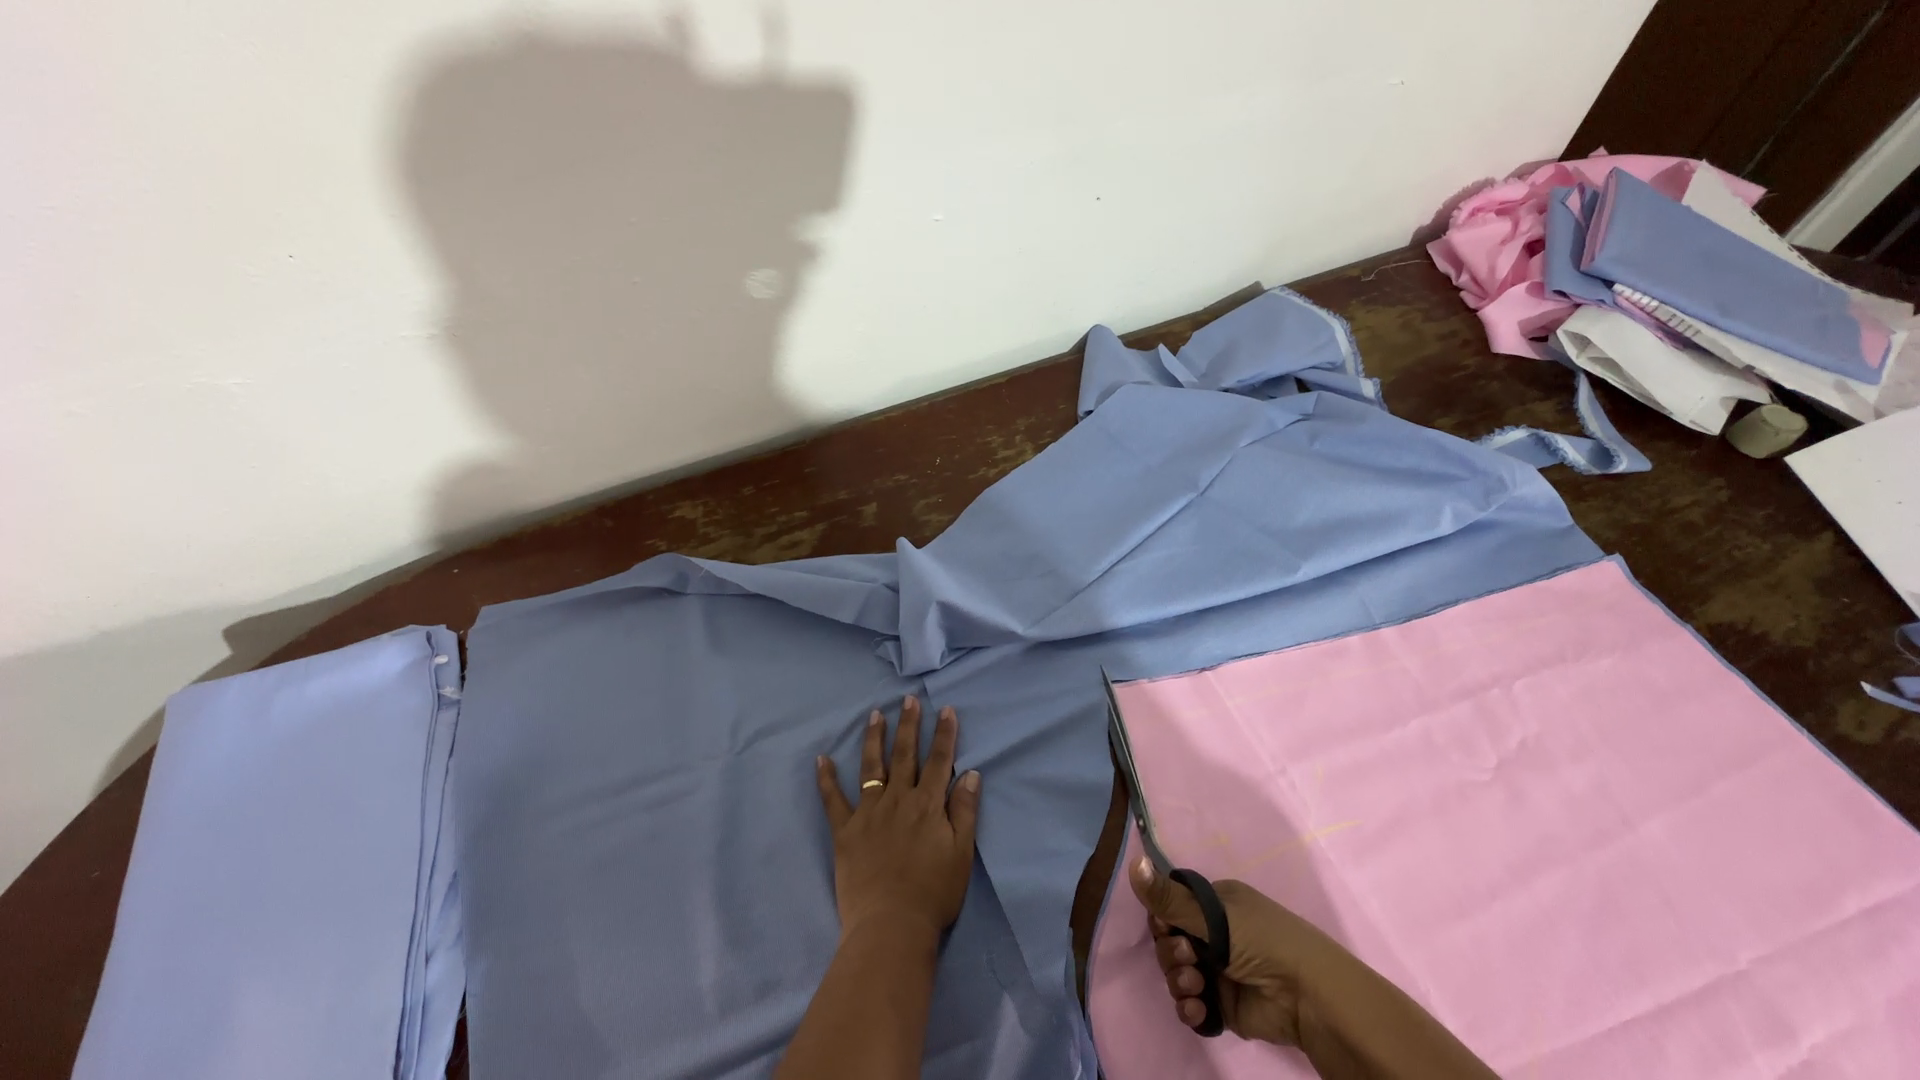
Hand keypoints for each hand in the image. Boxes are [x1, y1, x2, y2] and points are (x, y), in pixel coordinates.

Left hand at [815, 697, 980, 939]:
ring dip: (874, 739)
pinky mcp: (845, 831)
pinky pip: (832, 800)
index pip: (939, 761)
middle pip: (905, 755)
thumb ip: (965, 811)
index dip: (944, 734)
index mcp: (928, 805)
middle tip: (908, 700)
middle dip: (909, 725)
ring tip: (875, 715)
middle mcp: (898, 800)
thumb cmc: (934, 893)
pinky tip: (821, 759)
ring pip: (872, 767)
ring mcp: (868, 813)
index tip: (945, 709)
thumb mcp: (962, 853)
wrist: (891, 924)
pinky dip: (826, 779)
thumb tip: (970, 773)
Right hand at [1130, 857, 1313, 1045]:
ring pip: (1175, 974)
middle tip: (1189, 957)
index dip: (1161, 920)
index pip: (1170, 908)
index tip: (1165, 927)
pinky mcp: (1221, 1005)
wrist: (1306, 996)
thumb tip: (1133, 862)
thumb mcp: (1214, 915)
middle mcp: (1213, 936)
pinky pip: (1189, 1004)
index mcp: (1214, 906)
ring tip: (1198, 986)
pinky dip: (1189, 1007)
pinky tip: (1199, 1009)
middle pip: (1168, 943)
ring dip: (1179, 980)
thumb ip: (1168, 898)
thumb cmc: (1262, 940)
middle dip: (1171, 953)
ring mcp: (1217, 972)